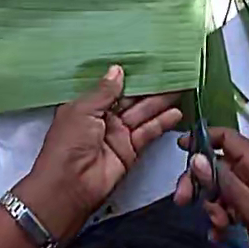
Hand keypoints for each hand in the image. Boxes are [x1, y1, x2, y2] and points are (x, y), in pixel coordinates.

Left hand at [15, 65, 182, 242]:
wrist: (69, 185)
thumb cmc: (68, 143)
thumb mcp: (82, 110)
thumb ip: (104, 91)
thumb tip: (117, 70)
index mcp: (86, 105)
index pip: (110, 86)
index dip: (127, 76)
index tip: (146, 62)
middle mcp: (103, 117)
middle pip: (130, 99)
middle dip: (149, 87)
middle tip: (171, 72)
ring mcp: (117, 134)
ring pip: (142, 113)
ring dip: (160, 102)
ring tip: (180, 87)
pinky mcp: (130, 150)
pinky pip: (148, 132)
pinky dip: (162, 123)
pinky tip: (176, 112)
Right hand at [172, 127, 248, 247]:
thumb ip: (223, 181)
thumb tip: (196, 157)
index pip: (227, 138)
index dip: (203, 138)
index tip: (181, 147)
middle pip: (216, 165)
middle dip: (199, 181)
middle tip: (182, 199)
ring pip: (217, 187)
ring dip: (211, 205)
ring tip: (218, 224)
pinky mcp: (248, 211)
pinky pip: (224, 205)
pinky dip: (218, 217)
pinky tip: (219, 234)